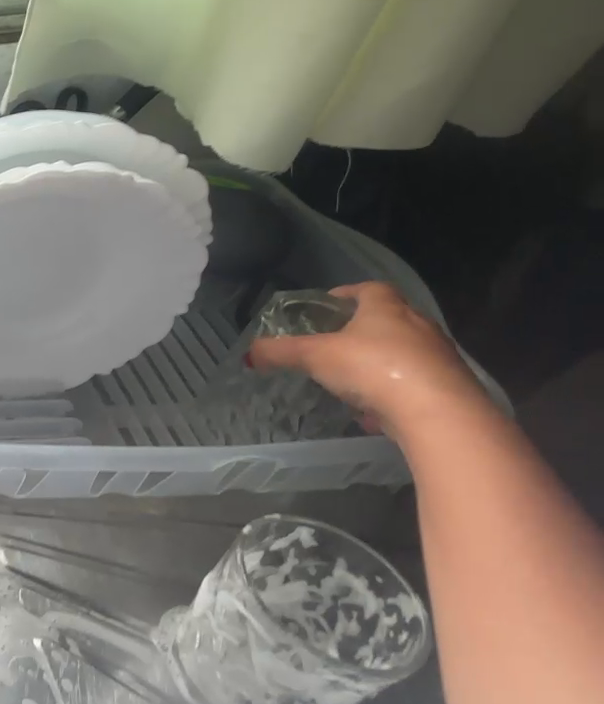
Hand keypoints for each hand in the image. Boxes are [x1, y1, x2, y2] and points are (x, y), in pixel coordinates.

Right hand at [247, 281, 492, 442]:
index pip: (370, 288)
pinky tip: (377, 412)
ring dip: (381, 363)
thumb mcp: (313, 356)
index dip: (348, 293)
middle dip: (364, 329)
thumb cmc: (373, 368)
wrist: (441, 414)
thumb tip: (248, 354)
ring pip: (406, 353)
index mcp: (387, 309)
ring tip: (354, 380)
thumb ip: (279, 352)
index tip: (329, 305)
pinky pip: (418, 383)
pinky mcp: (454, 389)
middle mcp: (420, 327)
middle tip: (336, 342)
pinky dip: (397, 392)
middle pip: (391, 319)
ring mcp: (441, 358)